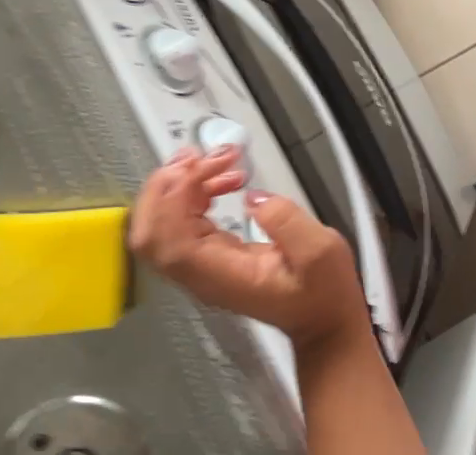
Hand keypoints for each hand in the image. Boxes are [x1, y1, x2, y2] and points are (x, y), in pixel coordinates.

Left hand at [129, 146, 367, 348]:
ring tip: (221, 159)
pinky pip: (183, 226)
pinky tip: (223, 180)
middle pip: (151, 235)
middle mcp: (201, 274)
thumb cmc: (324, 289)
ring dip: (182, 186)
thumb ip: (286, 220)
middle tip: (197, 154)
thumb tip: (253, 196)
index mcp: (221, 276)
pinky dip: (194, 195)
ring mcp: (201, 268)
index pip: (170, 241)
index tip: (198, 165)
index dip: (172, 200)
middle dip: (165, 188)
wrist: (323, 320)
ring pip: (163, 227)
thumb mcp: (319, 250)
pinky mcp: (210, 259)